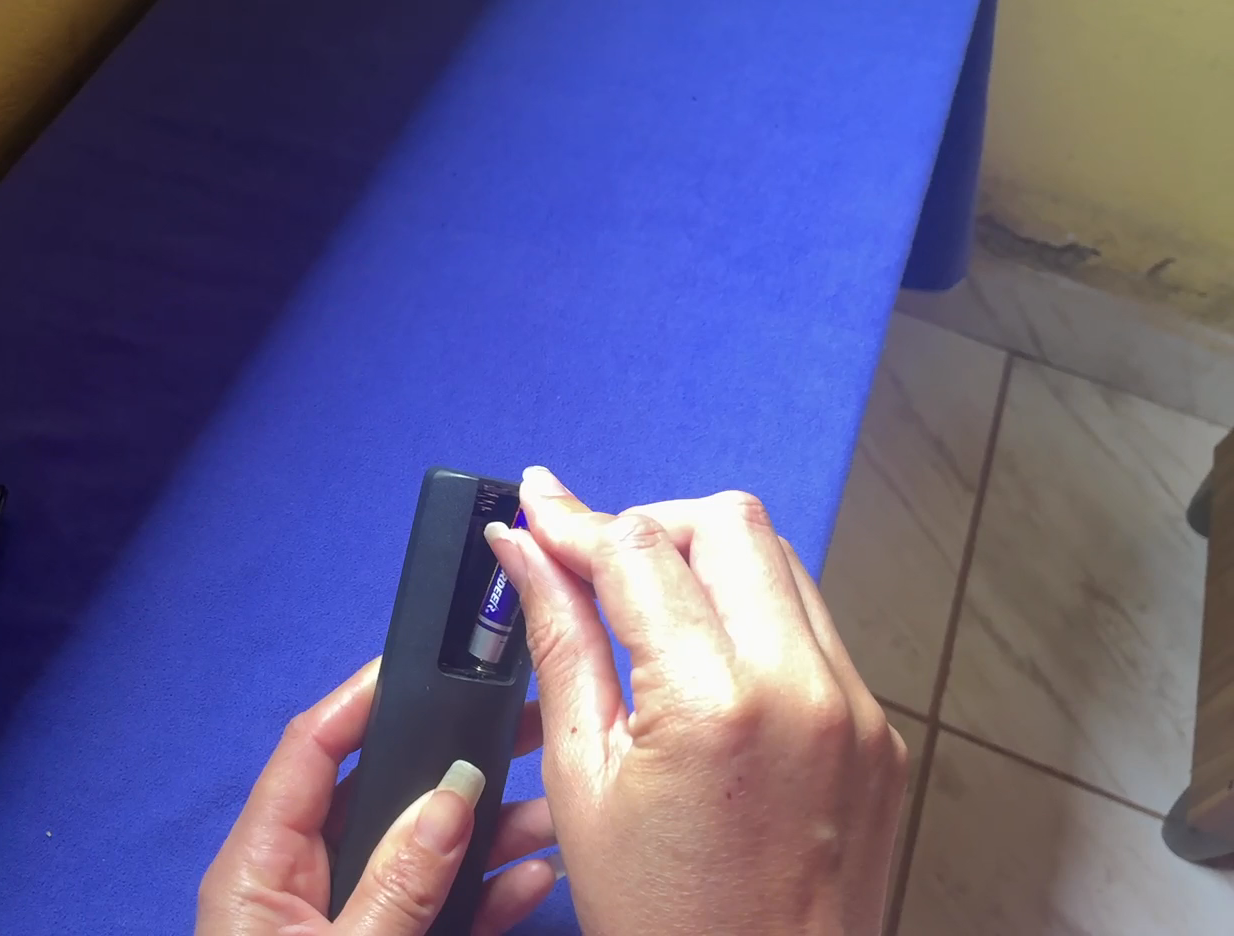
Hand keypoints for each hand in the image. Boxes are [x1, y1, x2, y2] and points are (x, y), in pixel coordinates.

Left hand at [197, 659, 560, 935]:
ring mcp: (342, 917)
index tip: (417, 668)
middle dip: (445, 765)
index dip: (358, 700)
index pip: (309, 750)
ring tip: (545, 811)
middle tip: (511, 732)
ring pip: (415, 853)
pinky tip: (530, 879)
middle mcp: (299, 876)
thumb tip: (453, 792)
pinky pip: (432, 911)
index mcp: (261, 862)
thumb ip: (396, 880)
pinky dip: (480, 896)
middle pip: (376, 794)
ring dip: (479, 834)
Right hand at [484, 468, 907, 935]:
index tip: (532, 501)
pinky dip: (736, 599)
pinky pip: (801, 614)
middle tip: (585, 559)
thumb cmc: (659, 914)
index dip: (570, 517)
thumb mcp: (578, 769)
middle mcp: (806, 688)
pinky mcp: (873, 724)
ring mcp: (855, 706)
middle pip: (724, 522)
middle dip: (642, 522)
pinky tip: (689, 644)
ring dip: (692, 553)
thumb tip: (521, 550)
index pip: (636, 549)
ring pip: (772, 555)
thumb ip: (555, 635)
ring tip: (632, 600)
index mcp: (716, 703)